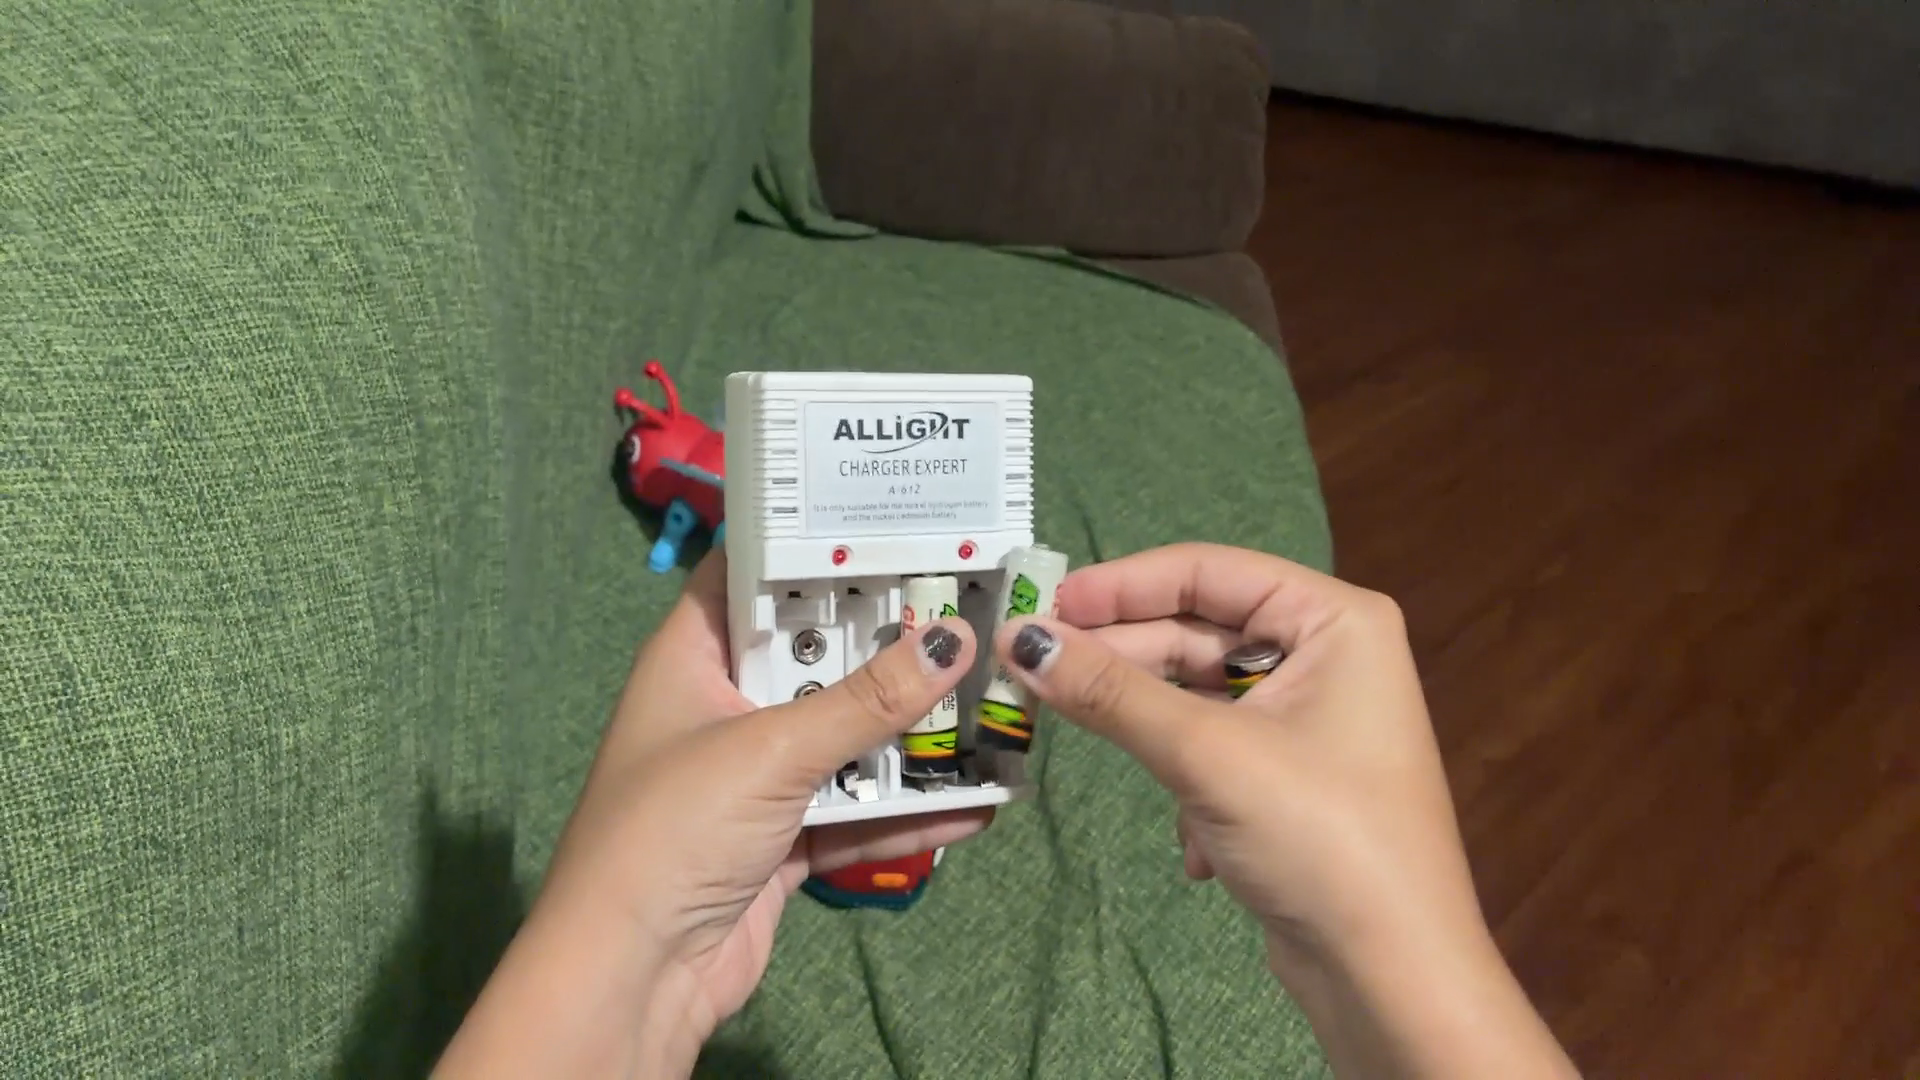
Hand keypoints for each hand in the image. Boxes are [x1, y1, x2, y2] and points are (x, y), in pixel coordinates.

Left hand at [437, 551, 991, 1077]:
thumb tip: (955, 639)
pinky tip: (977, 801)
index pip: (750, 574)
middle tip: (967, 609)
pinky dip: (909, 807)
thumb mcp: (773, 750)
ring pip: (846, 733)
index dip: (811, 546)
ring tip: (988, 707)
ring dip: (910, 733)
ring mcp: (760, 771)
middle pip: (818, 655)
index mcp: (696, 656)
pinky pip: (858, 805)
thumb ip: (868, 699)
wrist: (631, 986)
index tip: (888, 529)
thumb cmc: (676, 831)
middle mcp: (729, 703)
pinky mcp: (788, 831)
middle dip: (887, 642)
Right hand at [990, 543, 1577, 1077]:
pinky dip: (1178, 762)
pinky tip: (1185, 827)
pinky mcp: (1282, 764)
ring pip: (1193, 684)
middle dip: (1119, 651)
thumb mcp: (1205, 753)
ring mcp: (1302, 711)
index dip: (1123, 583)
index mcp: (1331, 619)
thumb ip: (1109, 690)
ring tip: (1069, 715)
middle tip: (1036, 659)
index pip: (1207, 571)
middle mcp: (1322, 652)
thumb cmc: (1318, 839)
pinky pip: (1207, 733)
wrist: (1394, 987)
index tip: (1050, 602)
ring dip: (1140, 711)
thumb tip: (1017, 638)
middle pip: (1195, 627)